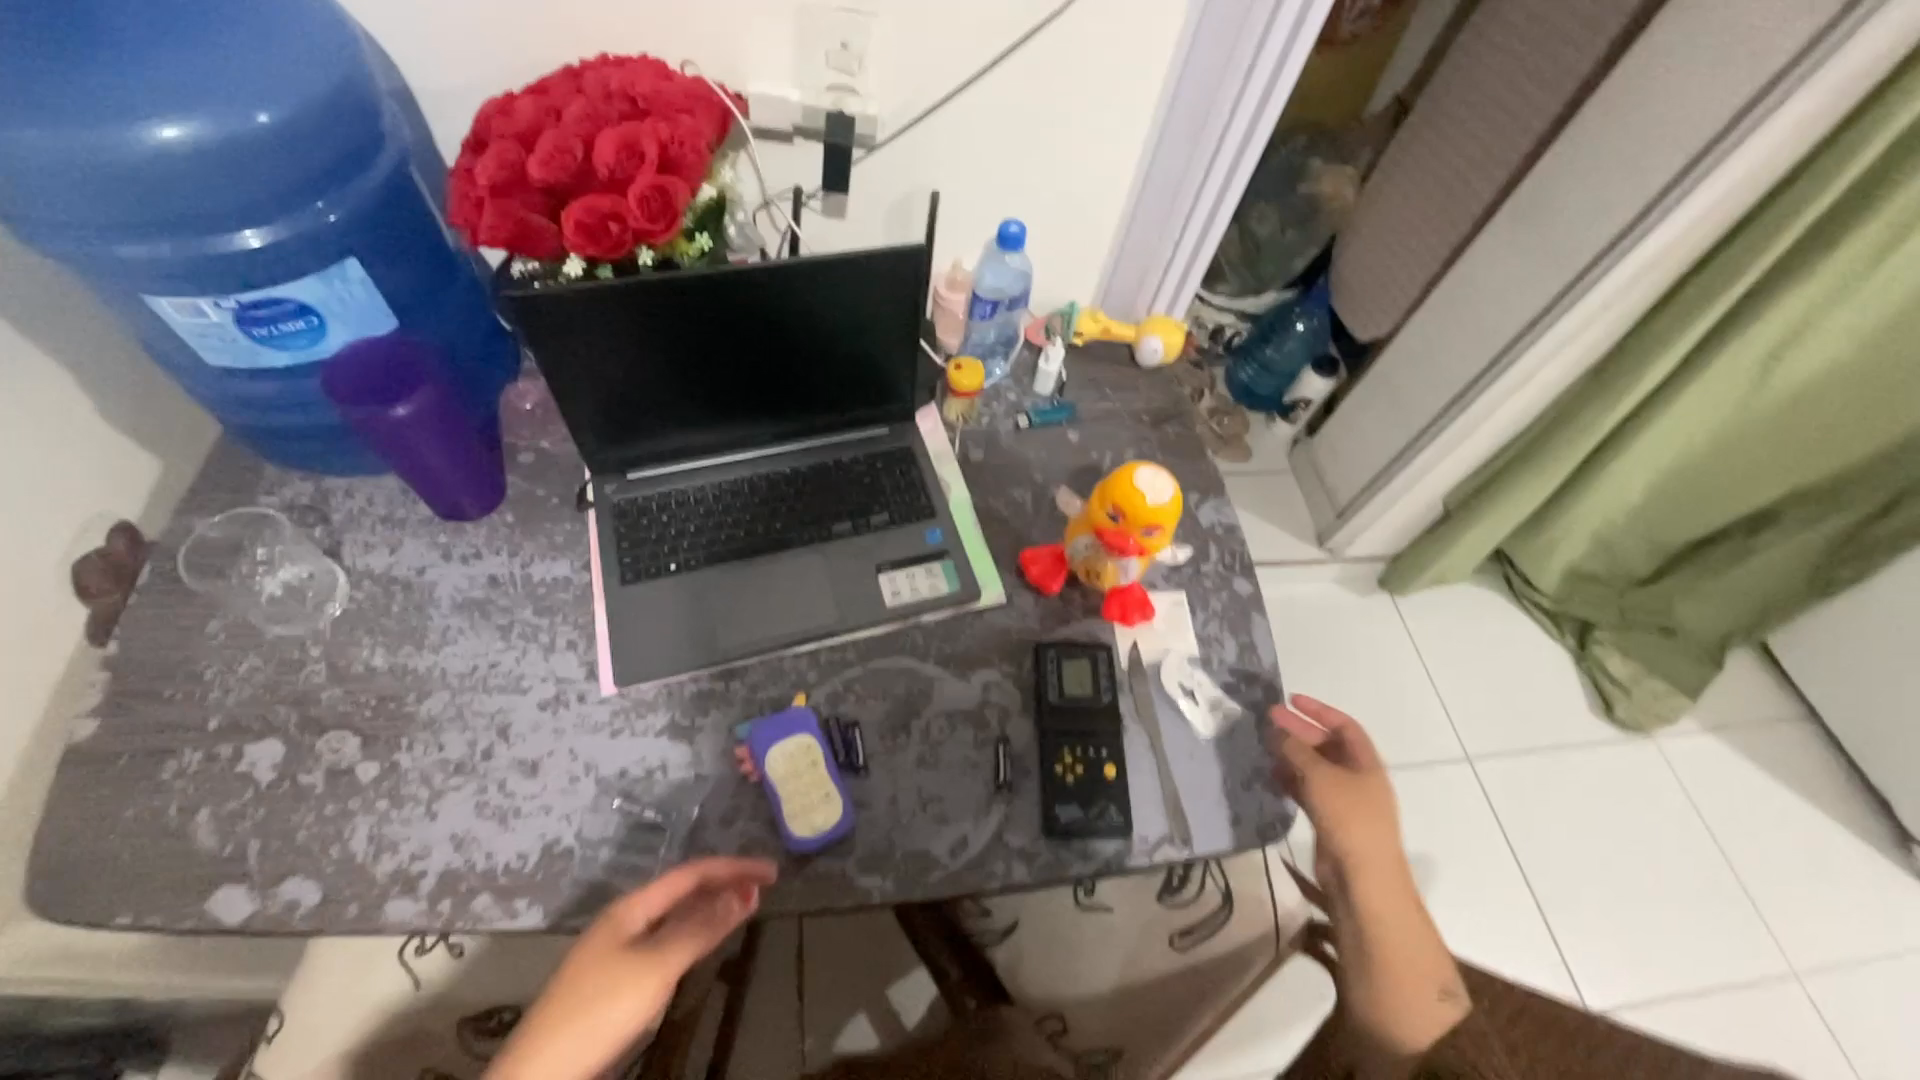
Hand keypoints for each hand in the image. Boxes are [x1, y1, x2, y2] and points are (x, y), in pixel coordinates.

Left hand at [485, 857, 777, 1079]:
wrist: (541, 1073)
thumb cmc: (600, 1010)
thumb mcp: (657, 967)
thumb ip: (701, 928)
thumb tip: (746, 892)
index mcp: (631, 908)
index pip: (691, 874)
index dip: (733, 868)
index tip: (772, 872)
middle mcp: (625, 921)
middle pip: (682, 892)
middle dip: (724, 884)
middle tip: (765, 887)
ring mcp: (619, 951)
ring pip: (675, 918)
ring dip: (711, 909)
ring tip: (746, 907)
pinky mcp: (618, 981)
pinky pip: (667, 942)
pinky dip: (695, 936)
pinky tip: (706, 945)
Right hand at [1268, 694, 1404, 901]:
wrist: (1362, 878)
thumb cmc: (1349, 819)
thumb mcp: (1321, 777)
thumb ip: (1297, 750)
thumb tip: (1277, 729)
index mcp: (1366, 763)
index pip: (1344, 726)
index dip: (1319, 711)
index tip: (1291, 701)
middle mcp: (1357, 778)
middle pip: (1326, 746)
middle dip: (1299, 731)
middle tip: (1268, 720)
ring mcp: (1344, 801)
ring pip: (1315, 769)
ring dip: (1291, 755)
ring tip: (1264, 745)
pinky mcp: (1329, 820)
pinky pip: (1308, 791)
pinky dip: (1290, 781)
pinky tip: (1271, 775)